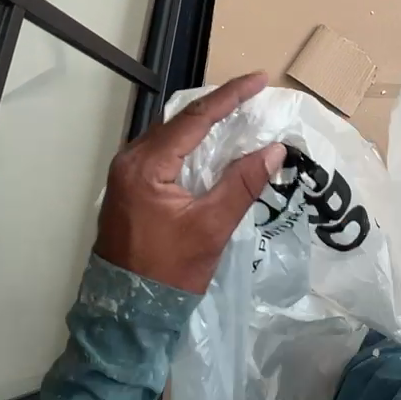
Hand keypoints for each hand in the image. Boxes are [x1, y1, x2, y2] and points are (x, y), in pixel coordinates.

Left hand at [93, 71, 285, 293]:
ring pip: (172, 133)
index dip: (230, 95)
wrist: (126, 320)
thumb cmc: (168, 273)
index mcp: (146, 165)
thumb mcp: (211, 228)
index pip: (195, 118)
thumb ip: (242, 183)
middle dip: (218, 105)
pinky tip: (213, 146)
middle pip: (181, 119)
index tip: (259, 79)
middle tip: (252, 95)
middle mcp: (130, 160)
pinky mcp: (130, 187)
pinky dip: (191, 143)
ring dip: (204, 123)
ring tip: (238, 114)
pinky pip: (165, 150)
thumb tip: (275, 149)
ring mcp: (126, 173)